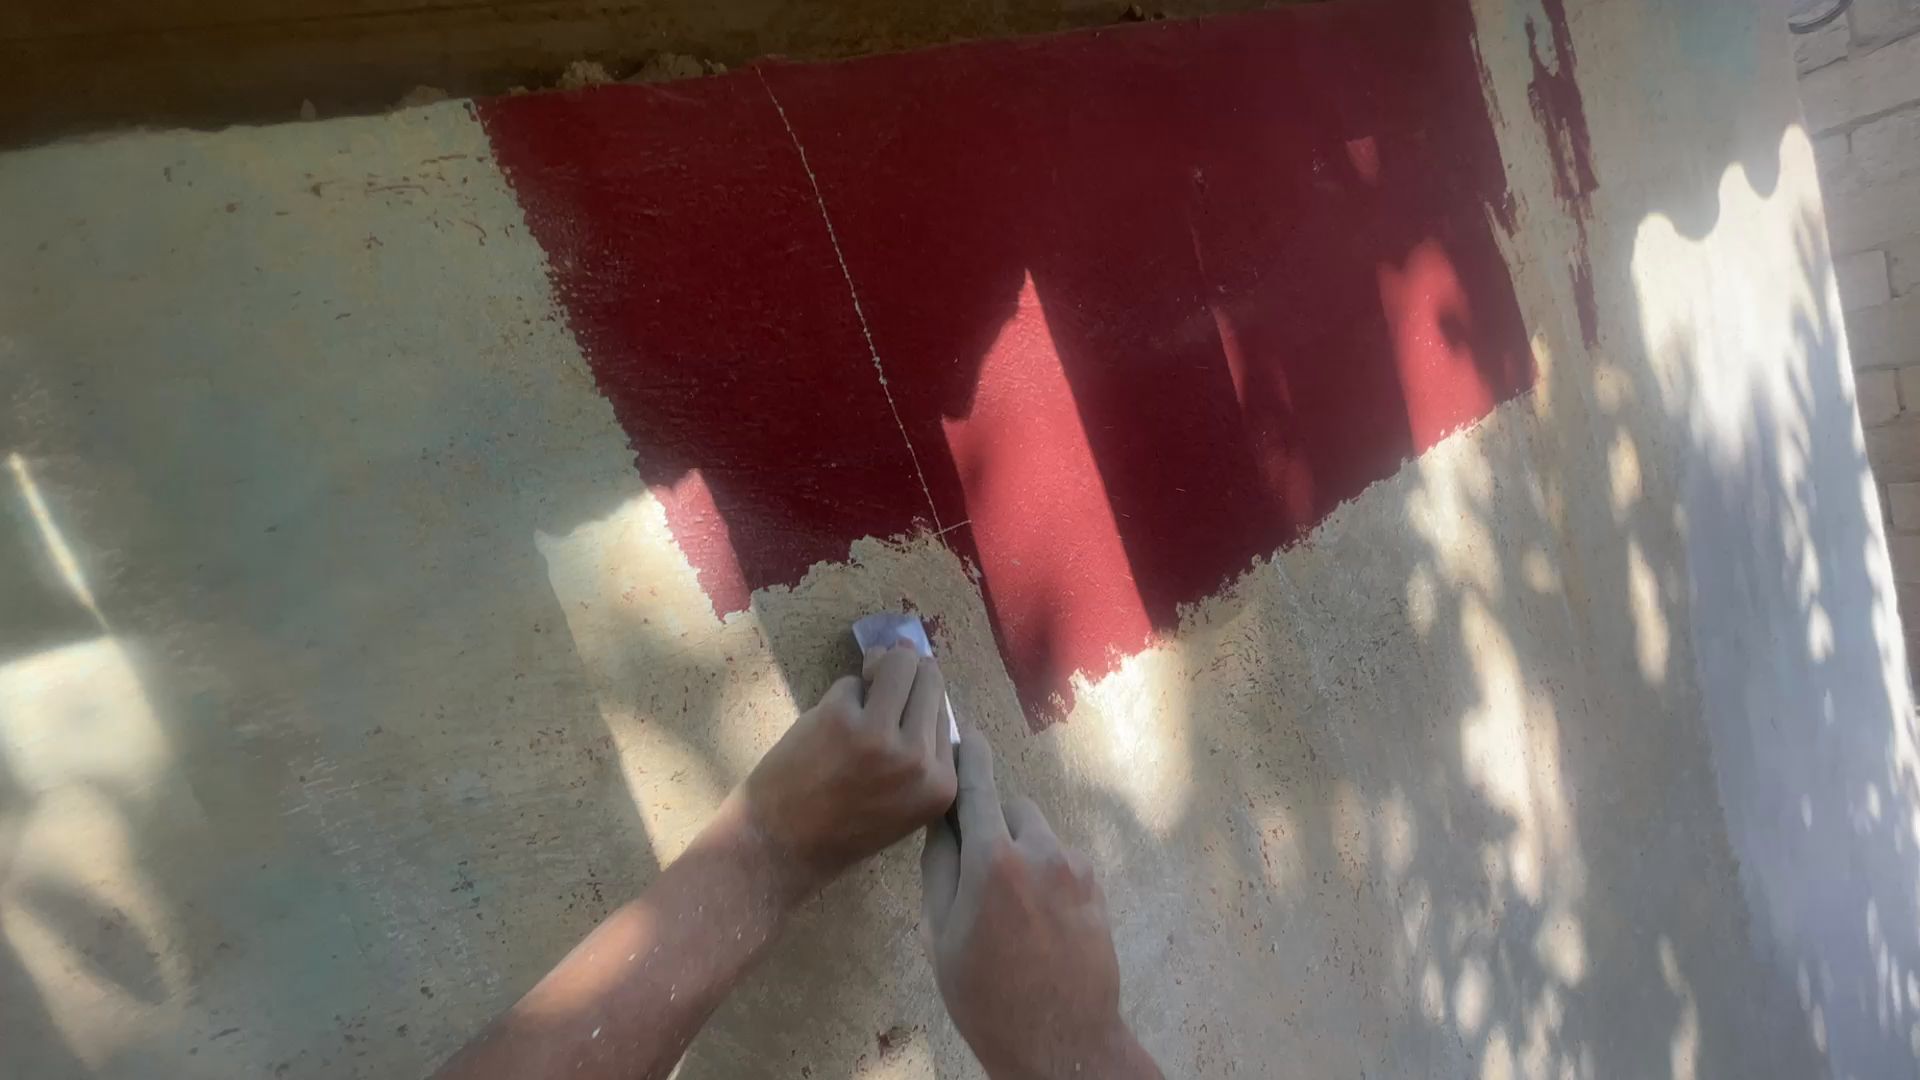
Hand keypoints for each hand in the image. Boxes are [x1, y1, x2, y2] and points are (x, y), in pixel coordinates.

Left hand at [740, 643, 957, 903]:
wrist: (780, 849)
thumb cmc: (843, 826)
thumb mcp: (905, 800)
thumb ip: (921, 745)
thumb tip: (918, 660)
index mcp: (943, 782)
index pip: (945, 711)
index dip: (919, 701)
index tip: (897, 709)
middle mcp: (919, 757)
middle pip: (928, 677)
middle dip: (904, 673)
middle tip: (878, 689)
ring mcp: (880, 734)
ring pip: (898, 664)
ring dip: (877, 670)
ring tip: (857, 700)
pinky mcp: (840, 717)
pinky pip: (852, 682)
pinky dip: (841, 696)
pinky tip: (828, 724)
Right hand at [921, 732, 1162, 1079]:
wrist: (1063, 1045)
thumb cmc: (987, 996)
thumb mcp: (940, 936)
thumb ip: (940, 867)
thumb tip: (943, 821)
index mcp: (992, 861)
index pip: (977, 786)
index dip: (969, 754)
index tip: (965, 733)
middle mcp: (1039, 850)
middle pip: (1011, 807)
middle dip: (994, 823)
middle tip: (984, 871)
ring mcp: (1074, 865)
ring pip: (1039, 833)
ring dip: (1024, 849)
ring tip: (1018, 903)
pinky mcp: (1096, 883)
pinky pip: (1063, 858)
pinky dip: (1049, 871)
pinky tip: (1045, 917)